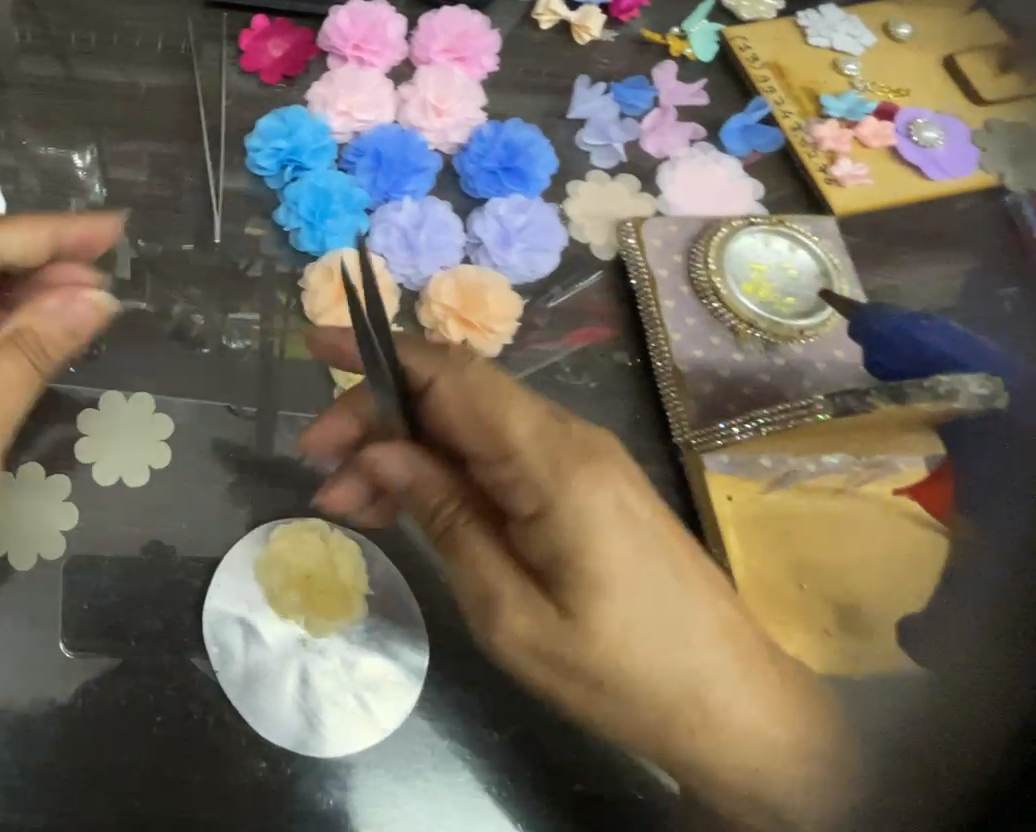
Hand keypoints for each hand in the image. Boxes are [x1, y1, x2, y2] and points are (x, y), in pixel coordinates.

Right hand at [301, 328, 850, 831]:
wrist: (742, 714)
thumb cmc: (623, 674)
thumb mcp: (507, 610)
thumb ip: (441, 515)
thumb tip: (376, 450)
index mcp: (551, 462)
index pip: (448, 374)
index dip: (378, 349)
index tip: (315, 344)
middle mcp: (561, 440)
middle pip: (444, 394)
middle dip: (371, 419)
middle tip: (320, 470)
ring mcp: (569, 458)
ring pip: (457, 424)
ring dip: (395, 452)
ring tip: (348, 504)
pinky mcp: (569, 482)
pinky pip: (483, 454)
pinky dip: (430, 471)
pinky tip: (394, 508)